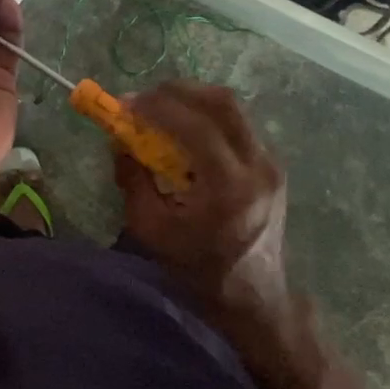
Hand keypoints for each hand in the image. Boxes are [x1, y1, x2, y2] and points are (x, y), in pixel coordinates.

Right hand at [115, 81, 289, 326]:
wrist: (254, 297)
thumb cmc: (197, 267)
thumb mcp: (151, 228)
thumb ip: (132, 179)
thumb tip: (118, 140)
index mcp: (229, 188)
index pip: (195, 126)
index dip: (157, 106)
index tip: (126, 104)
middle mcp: (257, 168)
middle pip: (222, 103)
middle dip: (177, 91)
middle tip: (144, 98)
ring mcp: (270, 165)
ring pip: (232, 108)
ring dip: (191, 100)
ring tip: (159, 110)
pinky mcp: (271, 167)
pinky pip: (236, 124)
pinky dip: (205, 116)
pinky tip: (181, 130)